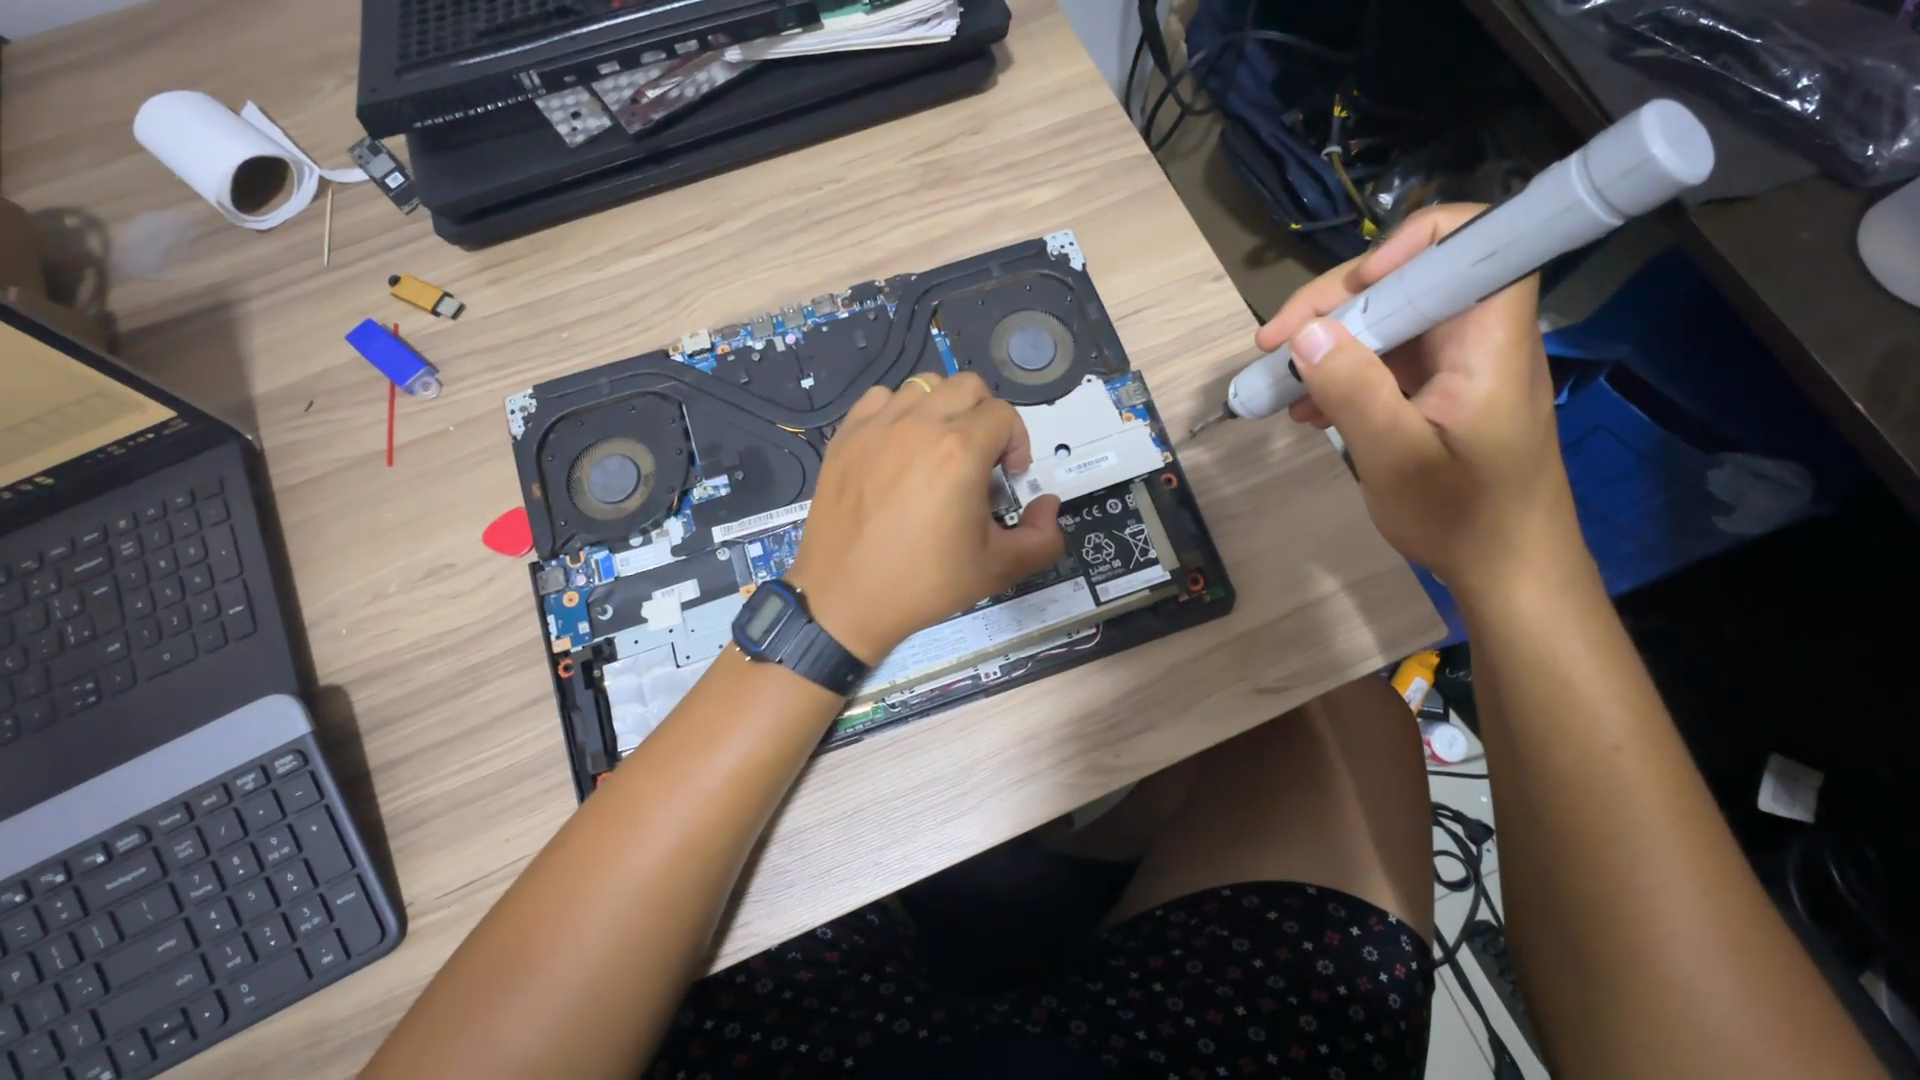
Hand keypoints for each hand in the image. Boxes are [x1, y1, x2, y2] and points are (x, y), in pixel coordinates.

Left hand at [787, 372, 1064, 664]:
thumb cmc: (922, 584)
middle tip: (980, 459)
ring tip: (939, 451)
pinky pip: (880, 399)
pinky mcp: (846, 437)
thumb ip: (1042, 537)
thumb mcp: (998, 569)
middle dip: (985, 417)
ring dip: (943, 410)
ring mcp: (877, 427)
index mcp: (959, 452)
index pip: (1004, 415)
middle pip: (967, 387)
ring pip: (923, 386)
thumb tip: (1047, 506)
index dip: (1016, 444)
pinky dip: (898, 412)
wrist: (845, 600)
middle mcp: (918, 426)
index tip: (1007, 478)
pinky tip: (899, 448)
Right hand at [1256, 204, 1581, 593]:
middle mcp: (1476, 339)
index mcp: (1487, 340)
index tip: (1356, 287)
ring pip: (1390, 323)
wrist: (1509, 571)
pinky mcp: (1441, 393)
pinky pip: (1388, 363)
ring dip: (1330, 343)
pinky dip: (1344, 375)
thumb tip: (1306, 331)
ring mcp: (1457, 367)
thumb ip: (1353, 389)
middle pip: (1409, 281)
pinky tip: (1307, 409)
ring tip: (1279, 381)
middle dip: (1336, 303)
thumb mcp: (1395, 458)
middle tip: (1273, 341)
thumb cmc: (1463, 517)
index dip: (1412, 242)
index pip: (1475, 241)